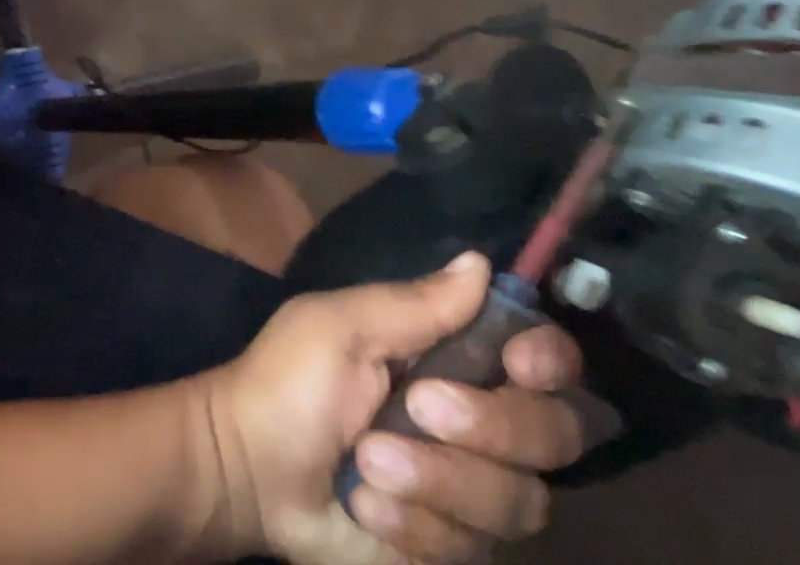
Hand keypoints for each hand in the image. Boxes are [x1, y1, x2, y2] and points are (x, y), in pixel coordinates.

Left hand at [198, 252, 607, 564]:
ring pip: (518, 500)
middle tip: (417, 408)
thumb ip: (412, 303)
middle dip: (487, 425)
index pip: (545, 361)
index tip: (520, 364)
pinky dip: (410, 524)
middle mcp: (480, 429)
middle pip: (553, 433)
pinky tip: (362, 504)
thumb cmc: (286, 382)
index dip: (550, 361)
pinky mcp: (454, 547)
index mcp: (451, 363)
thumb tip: (481, 262)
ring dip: (433, 479)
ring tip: (364, 461)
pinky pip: (471, 548)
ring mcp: (471, 493)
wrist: (245, 467)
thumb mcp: (337, 327)